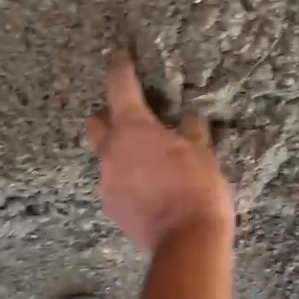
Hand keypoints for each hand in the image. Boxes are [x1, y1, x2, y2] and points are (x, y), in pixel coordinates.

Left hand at [85, 49, 233, 253]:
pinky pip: (115, 186)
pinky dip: (128, 183)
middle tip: (129, 121)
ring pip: (106, 158)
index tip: (119, 56)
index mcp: (133, 129)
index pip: (119, 86)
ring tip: (148, 165)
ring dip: (121, 155)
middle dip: (107, 117)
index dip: (119, 67)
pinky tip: (149, 192)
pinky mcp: (111, 209)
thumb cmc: (197, 190)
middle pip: (95, 124)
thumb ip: (191, 130)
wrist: (186, 243)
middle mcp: (111, 152)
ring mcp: (107, 183)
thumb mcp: (203, 153)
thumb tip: (189, 118)